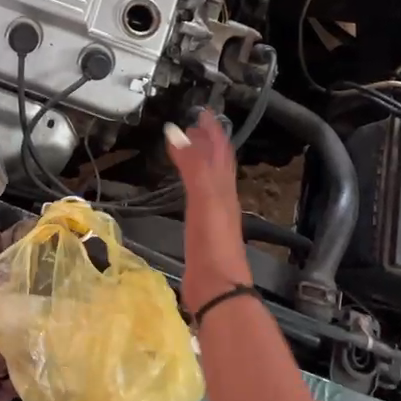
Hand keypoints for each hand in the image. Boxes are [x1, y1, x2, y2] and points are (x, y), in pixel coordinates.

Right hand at [167, 109, 252, 311]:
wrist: (217, 288)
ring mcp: (213, 215)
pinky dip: (191, 184)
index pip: (220, 152)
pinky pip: (197, 197)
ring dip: (200, 161)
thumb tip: (177, 132)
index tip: (204, 111)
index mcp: (224, 187)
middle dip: (207, 142)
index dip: (214, 131)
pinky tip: (185, 190)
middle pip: (217, 164)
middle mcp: (222, 198)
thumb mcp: (204, 197)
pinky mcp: (202, 231)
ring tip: (187, 149)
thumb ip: (192, 165)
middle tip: (194, 125)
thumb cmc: (212, 243)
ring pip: (208, 179)